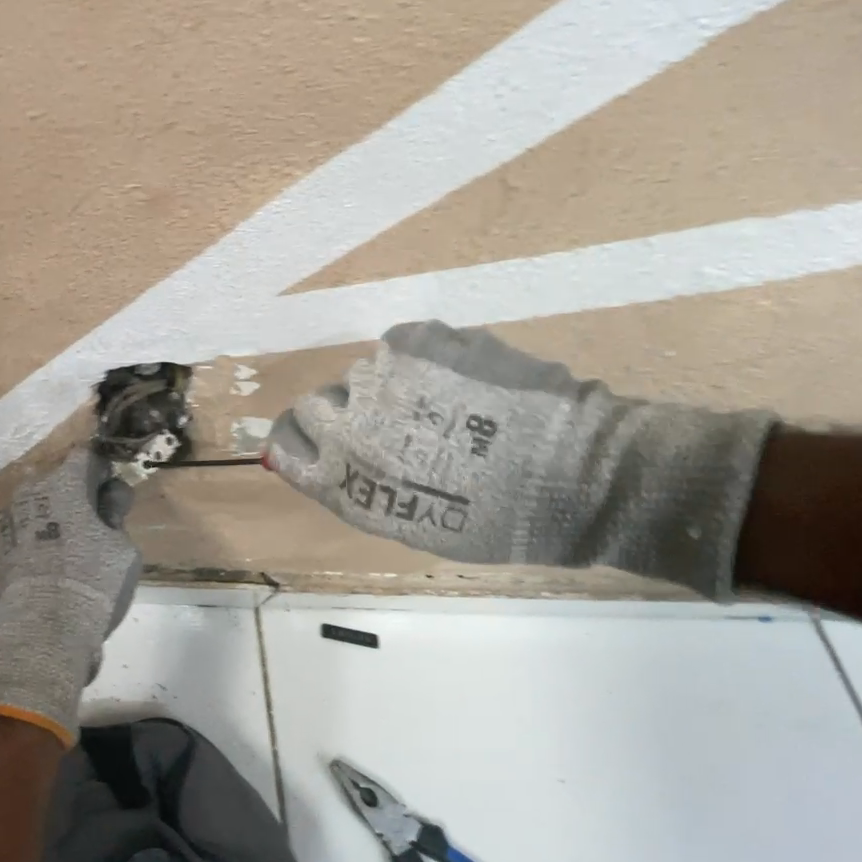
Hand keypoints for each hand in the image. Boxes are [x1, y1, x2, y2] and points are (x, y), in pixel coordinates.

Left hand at [0, 449, 140, 745]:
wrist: (42, 630)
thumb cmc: (92, 584)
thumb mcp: (122, 548)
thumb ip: (115, 514)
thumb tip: (110, 496)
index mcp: (65, 483)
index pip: (88, 457)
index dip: (105, 471)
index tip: (114, 493)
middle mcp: (32, 491)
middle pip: (61, 480)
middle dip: (80, 495)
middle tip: (99, 525)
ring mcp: (10, 519)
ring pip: (40, 506)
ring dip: (57, 516)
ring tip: (75, 549)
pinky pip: (26, 531)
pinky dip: (40, 539)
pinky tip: (53, 566)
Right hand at [266, 321, 773, 597]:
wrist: (575, 477)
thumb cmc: (494, 520)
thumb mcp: (401, 523)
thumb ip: (347, 487)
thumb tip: (303, 458)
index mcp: (340, 473)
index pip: (285, 440)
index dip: (300, 441)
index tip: (323, 444)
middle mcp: (346, 418)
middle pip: (316, 401)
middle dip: (346, 413)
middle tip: (395, 428)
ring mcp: (381, 374)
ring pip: (365, 373)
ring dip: (390, 387)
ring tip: (443, 407)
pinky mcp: (418, 339)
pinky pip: (401, 345)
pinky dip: (422, 359)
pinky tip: (460, 381)